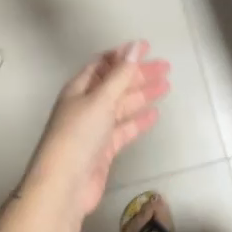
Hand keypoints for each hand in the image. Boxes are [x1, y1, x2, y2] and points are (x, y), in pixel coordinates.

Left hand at [26, 42, 171, 217]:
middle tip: (165, 67)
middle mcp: (85, 105)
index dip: (122, 55)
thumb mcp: (100, 100)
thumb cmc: (79, 135)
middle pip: (115, 84)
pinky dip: (138, 121)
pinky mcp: (104, 150)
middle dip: (138, 74)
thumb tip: (134, 46)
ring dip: (142, 95)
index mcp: (79, 89)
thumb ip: (120, 75)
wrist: (64, 185)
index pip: (102, 65)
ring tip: (166, 85)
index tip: (145, 48)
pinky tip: (154, 114)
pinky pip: (124, 129)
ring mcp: (94, 128)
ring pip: (122, 106)